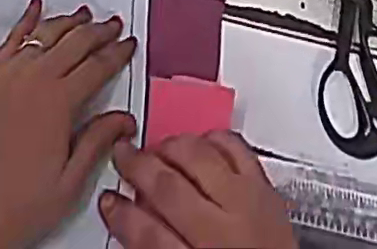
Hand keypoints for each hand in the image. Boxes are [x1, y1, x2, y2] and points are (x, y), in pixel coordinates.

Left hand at [0, 0, 138, 248]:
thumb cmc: (12, 207)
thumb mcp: (68, 184)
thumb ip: (98, 142)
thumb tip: (123, 119)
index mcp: (59, 102)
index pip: (98, 66)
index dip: (117, 53)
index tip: (128, 45)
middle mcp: (35, 80)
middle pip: (76, 42)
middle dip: (100, 31)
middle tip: (114, 26)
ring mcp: (10, 76)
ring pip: (47, 33)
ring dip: (69, 21)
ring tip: (84, 15)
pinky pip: (12, 39)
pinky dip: (26, 20)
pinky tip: (34, 8)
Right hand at [99, 132, 297, 248]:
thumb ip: (163, 248)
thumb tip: (136, 223)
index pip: (151, 238)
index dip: (124, 216)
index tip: (109, 200)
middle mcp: (225, 234)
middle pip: (171, 188)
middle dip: (140, 167)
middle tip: (123, 155)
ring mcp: (249, 206)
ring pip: (201, 158)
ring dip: (172, 147)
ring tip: (157, 147)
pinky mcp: (268, 190)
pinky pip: (236, 149)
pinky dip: (214, 139)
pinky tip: (200, 141)